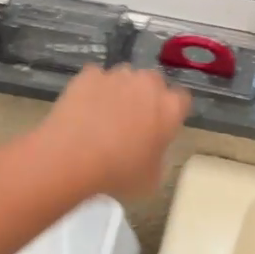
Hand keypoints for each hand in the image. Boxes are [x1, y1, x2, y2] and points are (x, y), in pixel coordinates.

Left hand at [37, 65, 191, 197]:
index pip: (181, 100)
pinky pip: (96, 79)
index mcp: (170, 108)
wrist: (72, 158)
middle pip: (154, 82)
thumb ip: (159, 157)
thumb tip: (152, 151)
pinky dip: (93, 90)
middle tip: (133, 120)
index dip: (170, 112)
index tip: (160, 127)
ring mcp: (117, 76)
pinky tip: (84, 109)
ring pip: (125, 77)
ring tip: (104, 114)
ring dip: (120, 90)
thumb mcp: (152, 179)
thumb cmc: (118, 173)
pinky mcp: (89, 74)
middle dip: (146, 96)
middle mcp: (148, 84)